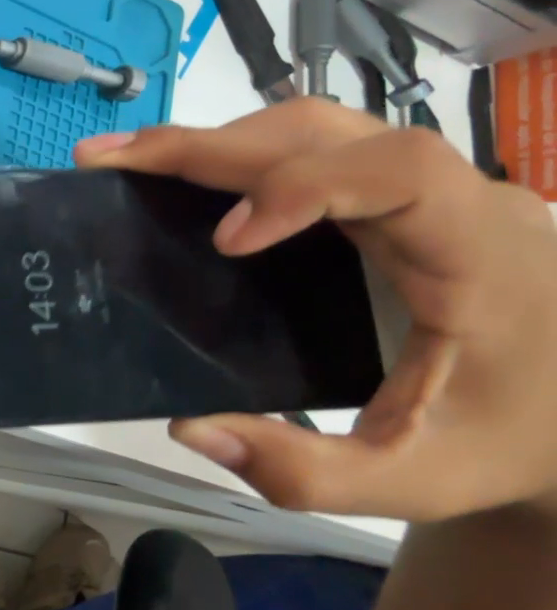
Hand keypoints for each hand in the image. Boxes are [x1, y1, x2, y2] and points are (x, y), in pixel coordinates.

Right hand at [75, 98, 556, 522]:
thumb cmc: (506, 441)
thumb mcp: (414, 481)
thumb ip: (307, 471)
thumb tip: (190, 427)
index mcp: (479, 255)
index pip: (397, 173)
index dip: (301, 189)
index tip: (224, 242)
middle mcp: (455, 200)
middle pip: (326, 133)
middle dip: (206, 147)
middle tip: (104, 162)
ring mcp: (423, 190)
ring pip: (312, 128)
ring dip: (212, 141)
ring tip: (126, 161)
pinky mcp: (390, 197)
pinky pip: (308, 149)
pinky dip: (233, 154)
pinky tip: (178, 176)